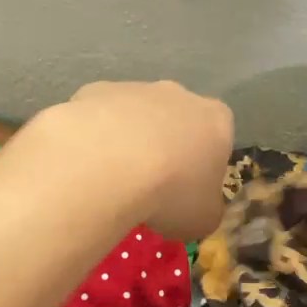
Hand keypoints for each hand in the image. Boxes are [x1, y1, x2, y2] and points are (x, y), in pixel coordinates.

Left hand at [42, 79, 234, 241]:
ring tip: (114, 180)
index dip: (203, 168)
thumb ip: (207, 209)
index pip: (218, 140)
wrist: (109, 165)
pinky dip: (96, 137)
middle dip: (166, 149)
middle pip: (177, 123)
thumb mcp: (204, 219)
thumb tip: (199, 208)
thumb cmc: (171, 192)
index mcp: (216, 121)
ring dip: (129, 143)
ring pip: (136, 117)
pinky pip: (99, 117)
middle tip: (150, 187)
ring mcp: (135, 88)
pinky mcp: (95, 90)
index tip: (187, 192)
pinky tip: (88, 164)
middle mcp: (179, 95)